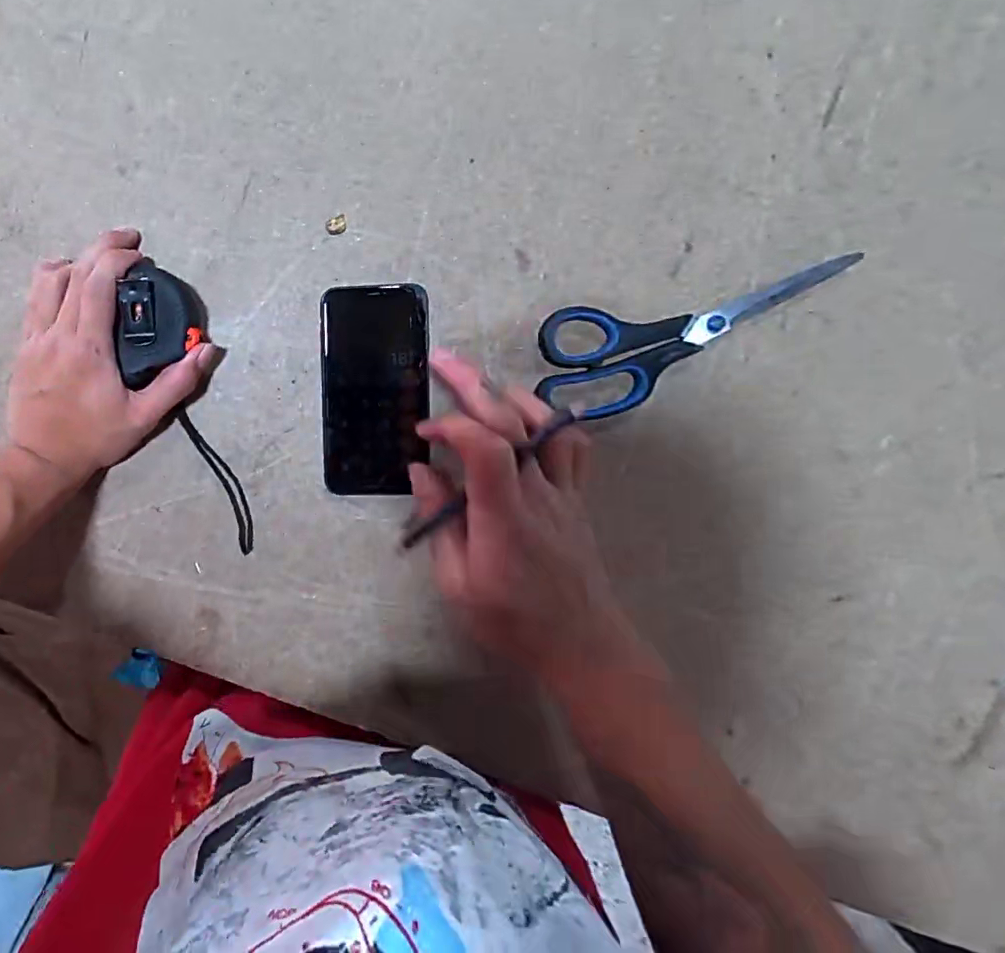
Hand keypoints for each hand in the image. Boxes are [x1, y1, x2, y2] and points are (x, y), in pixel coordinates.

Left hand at [3, 229, 218, 485]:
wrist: (40, 459)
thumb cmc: (93, 438)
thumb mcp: (143, 417)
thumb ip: (177, 382)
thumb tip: (208, 351)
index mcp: (88, 346)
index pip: (98, 282)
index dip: (119, 257)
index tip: (141, 255)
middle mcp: (57, 332)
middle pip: (75, 270)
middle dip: (103, 246)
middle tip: (130, 241)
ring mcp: (35, 337)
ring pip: (47, 278)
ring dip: (75, 260)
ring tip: (98, 263)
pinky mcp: (23, 346)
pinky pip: (33, 299)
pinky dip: (52, 280)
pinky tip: (68, 285)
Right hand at [409, 349, 666, 687]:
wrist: (583, 646)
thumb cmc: (512, 623)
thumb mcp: (457, 585)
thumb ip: (439, 523)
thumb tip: (422, 472)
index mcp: (504, 517)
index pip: (485, 448)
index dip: (451, 425)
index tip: (421, 433)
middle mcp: (538, 493)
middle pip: (511, 422)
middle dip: (472, 383)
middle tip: (440, 359)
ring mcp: (564, 492)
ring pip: (548, 424)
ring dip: (512, 394)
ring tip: (484, 384)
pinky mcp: (577, 498)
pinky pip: (572, 445)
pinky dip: (550, 419)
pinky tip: (528, 417)